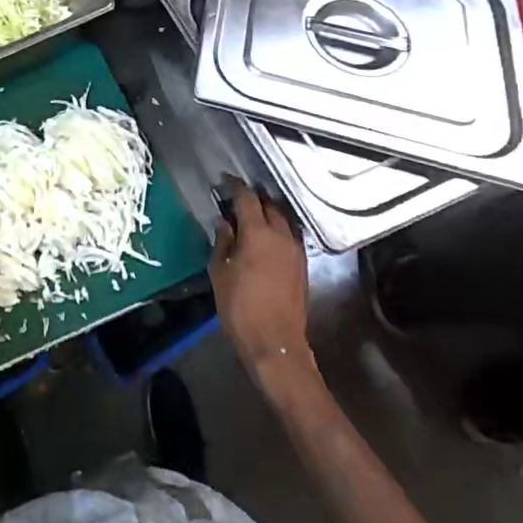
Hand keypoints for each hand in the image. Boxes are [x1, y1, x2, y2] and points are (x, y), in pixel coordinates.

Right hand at [208, 176, 311, 374]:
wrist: (274, 341)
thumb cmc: (240, 306)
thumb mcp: (220, 272)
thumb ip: (222, 241)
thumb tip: (224, 222)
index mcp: (258, 233)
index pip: (247, 198)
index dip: (235, 186)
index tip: (225, 180)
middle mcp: (282, 235)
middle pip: (269, 205)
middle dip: (253, 199)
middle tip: (235, 200)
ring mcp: (296, 250)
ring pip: (283, 219)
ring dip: (268, 213)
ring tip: (251, 217)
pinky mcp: (302, 265)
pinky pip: (290, 235)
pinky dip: (277, 230)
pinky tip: (265, 238)